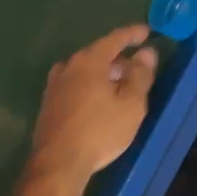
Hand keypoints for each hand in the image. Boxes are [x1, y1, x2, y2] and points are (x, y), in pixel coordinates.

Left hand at [30, 25, 157, 181]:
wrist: (59, 162)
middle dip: (120, 60)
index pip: (115, 39)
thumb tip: (146, 53)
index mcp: (89, 61)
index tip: (147, 32)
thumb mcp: (130, 105)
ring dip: (105, 75)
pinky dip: (91, 86)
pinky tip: (100, 103)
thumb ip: (141, 75)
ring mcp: (55, 85)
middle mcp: (68, 66)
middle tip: (139, 71)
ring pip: (85, 71)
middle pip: (98, 55)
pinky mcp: (49, 103)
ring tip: (121, 89)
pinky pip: (75, 85)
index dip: (133, 34)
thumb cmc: (100, 131)